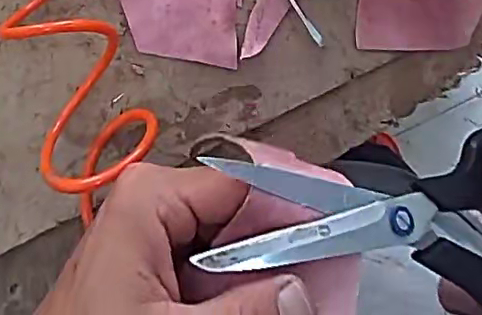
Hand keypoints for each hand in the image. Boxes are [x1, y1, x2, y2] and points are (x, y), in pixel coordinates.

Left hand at [37, 163, 313, 314]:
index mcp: (150, 195)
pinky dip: (236, 285)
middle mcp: (150, 202)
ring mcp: (148, 236)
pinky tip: (261, 298)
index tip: (336, 208)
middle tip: (326, 261)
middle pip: (239, 209)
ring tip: (303, 283)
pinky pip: (206, 265)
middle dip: (282, 238)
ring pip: (228, 241)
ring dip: (263, 267)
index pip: (244, 178)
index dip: (294, 195)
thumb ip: (242, 309)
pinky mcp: (145, 268)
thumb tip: (299, 291)